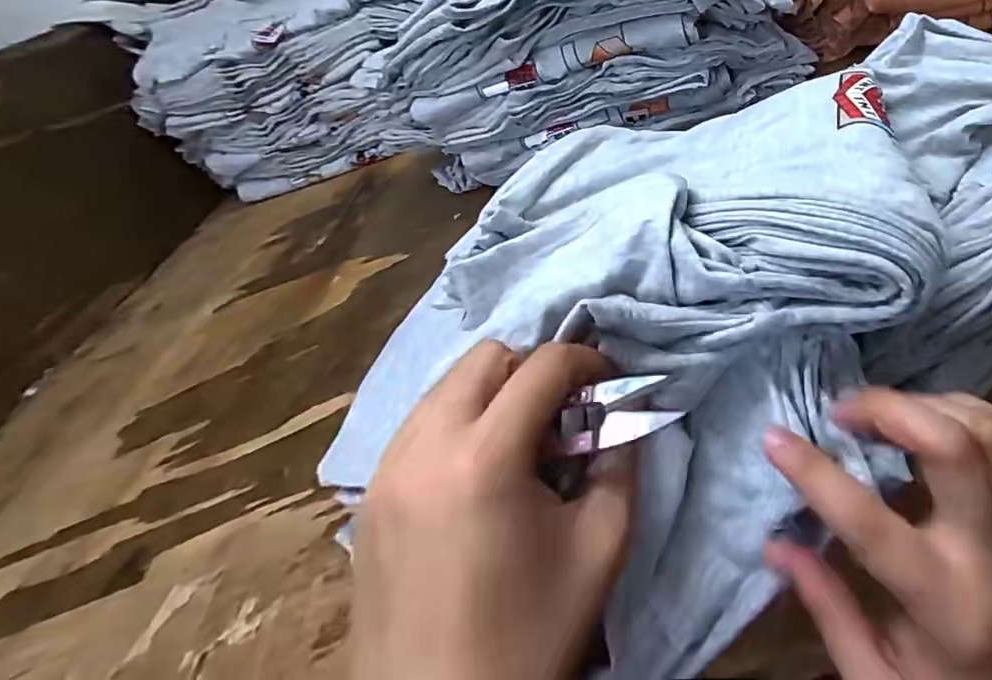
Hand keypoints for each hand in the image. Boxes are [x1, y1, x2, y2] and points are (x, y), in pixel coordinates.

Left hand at [349, 341, 635, 679]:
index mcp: (483, 458)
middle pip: (486, 357)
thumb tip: (622, 413)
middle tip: (561, 414)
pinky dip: (457, 422)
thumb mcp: (601, 548)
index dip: (585, 360)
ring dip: (493, 393)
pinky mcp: (368, 494)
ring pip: (447, 384)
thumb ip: (621, 464)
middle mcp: (424, 446)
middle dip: (533, 369)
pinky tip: (475, 474)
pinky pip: (419, 424)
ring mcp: (386, 468)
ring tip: (519, 445)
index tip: (607, 383)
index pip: (541, 366)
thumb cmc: (529, 635)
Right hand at [762, 390, 991, 679]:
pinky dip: (952, 407)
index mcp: (945, 603)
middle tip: (840, 412)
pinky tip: (918, 420)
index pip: (872, 524)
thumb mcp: (879, 678)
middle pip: (953, 446)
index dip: (816, 474)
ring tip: (876, 415)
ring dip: (920, 404)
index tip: (774, 438)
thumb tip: (775, 545)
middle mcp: (988, 549)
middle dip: (888, 409)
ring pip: (982, 427)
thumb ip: (828, 608)